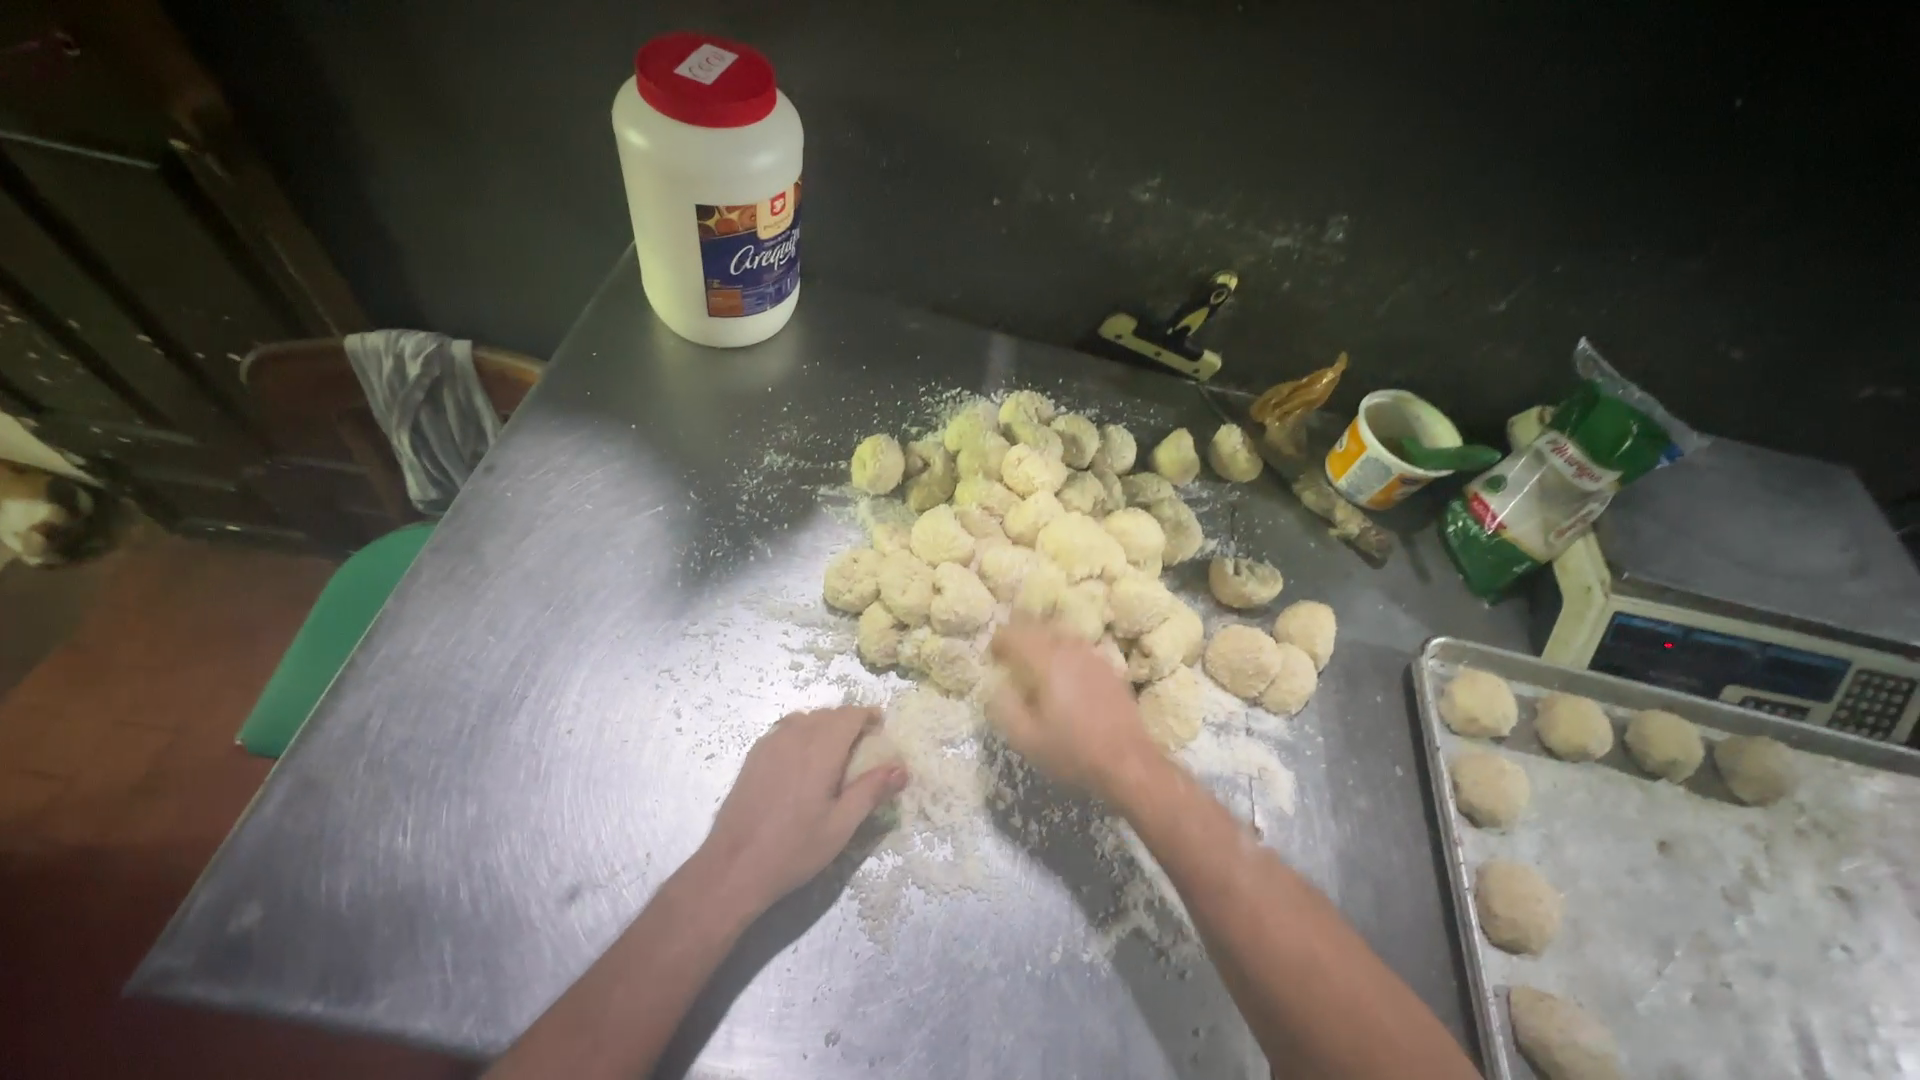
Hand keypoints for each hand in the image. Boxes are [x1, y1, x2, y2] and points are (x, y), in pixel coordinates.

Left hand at [698, 706, 907, 912]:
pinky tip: (803, 761)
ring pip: (804, 719)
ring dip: (824, 726)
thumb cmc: (794, 849)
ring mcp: (769, 745)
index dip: (867, 716)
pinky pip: (784, 731)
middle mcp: (793, 738)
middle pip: (827, 714)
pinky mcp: (753, 758)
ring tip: (835, 752)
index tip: (881, 728)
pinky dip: (801, 733)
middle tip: (864, 745)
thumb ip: (871, 791)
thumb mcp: (841, 826)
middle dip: (848, 721)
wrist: (734, 867)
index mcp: (819, 750)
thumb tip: (901, 768)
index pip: (848, 715)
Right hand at [988, 619, 1163, 802]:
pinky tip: (1064, 671)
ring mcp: (1094, 657)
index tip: (991, 654)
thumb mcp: (1026, 739)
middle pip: (1040, 627)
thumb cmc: (1073, 752)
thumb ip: (1004, 708)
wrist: (1128, 763)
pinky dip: (1064, 651)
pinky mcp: (1110, 669)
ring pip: (1062, 634)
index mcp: (1047, 662)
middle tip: (1008, 651)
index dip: (999, 640)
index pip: (1016, 635)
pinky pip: (1080, 648)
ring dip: (1044, 640)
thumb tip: (997, 688)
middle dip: (1020, 634)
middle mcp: (1071, 650)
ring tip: (1033, 658)